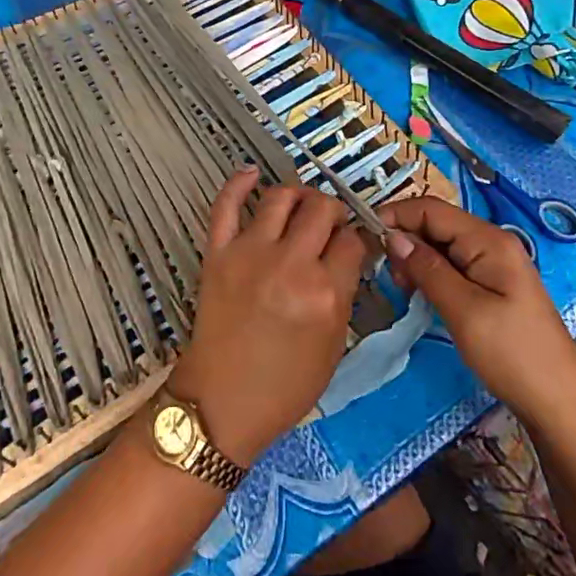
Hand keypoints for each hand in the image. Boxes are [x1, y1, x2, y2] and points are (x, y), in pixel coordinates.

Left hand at [170, 167, 368, 464]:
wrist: (222, 402)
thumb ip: (344, 292)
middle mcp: (290, 264)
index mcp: (324, 294)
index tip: (353, 243)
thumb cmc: (285, 385)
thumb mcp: (333, 344)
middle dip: (333, 212)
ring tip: (301, 206)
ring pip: (282, 196)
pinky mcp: (217, 252)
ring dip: (299, 195)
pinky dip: (238, 182)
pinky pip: (226, 204)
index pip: (353, 241)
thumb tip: (348, 251)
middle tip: (329, 225)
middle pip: (322, 209)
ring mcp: (249, 253)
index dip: (358, 239)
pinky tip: (252, 173)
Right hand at [378, 197, 575, 430]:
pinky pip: (452, 266)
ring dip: (417, 260)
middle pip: (436, 224)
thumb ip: (427, 269)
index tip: (366, 236)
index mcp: (488, 240)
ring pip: (441, 246)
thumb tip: (393, 236)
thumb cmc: (512, 354)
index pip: (431, 209)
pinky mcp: (492, 285)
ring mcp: (493, 264)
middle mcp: (491, 242)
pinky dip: (431, 275)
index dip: (396, 215)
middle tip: (391, 277)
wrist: (559, 403)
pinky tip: (423, 295)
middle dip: (406, 240)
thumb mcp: (463, 311)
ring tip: (406, 291)